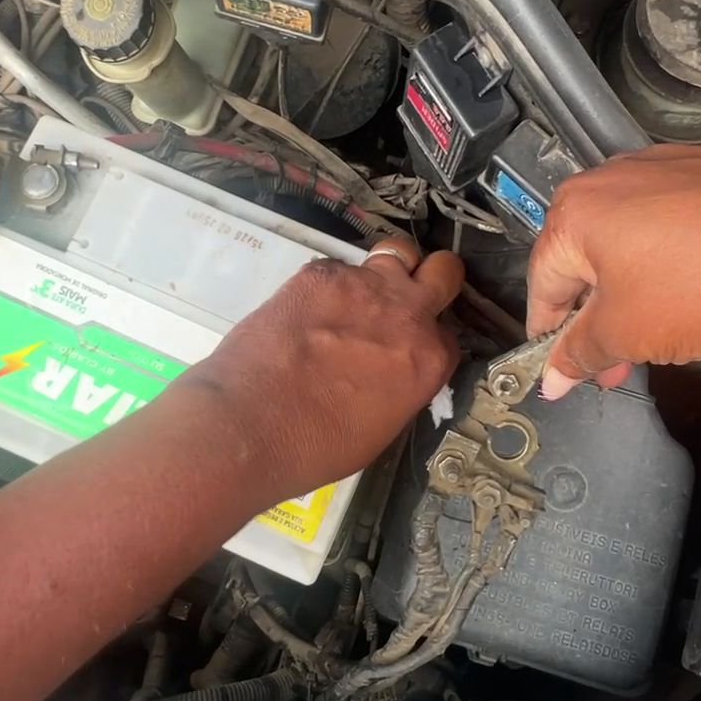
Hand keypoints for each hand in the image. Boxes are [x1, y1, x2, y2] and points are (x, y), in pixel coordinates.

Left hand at [174, 235, 462, 504]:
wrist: (250, 425)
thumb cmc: (316, 446)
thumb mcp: (382, 428)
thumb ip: (402, 385)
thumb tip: (392, 372)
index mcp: (429, 358)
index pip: (450, 334)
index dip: (429, 339)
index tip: (409, 348)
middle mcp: (408, 314)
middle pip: (444, 269)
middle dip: (432, 278)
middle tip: (407, 297)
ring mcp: (364, 285)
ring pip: (394, 254)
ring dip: (382, 274)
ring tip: (352, 301)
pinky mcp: (320, 273)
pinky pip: (337, 270)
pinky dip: (328, 287)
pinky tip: (305, 314)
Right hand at [527, 144, 700, 397]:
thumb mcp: (623, 334)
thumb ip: (576, 355)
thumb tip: (553, 378)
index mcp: (577, 208)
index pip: (542, 281)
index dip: (547, 332)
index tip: (559, 367)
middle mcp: (617, 175)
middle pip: (584, 256)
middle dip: (593, 316)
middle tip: (611, 364)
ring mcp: (673, 167)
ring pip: (630, 238)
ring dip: (630, 292)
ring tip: (657, 336)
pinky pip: (676, 222)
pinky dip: (672, 262)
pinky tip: (698, 294)